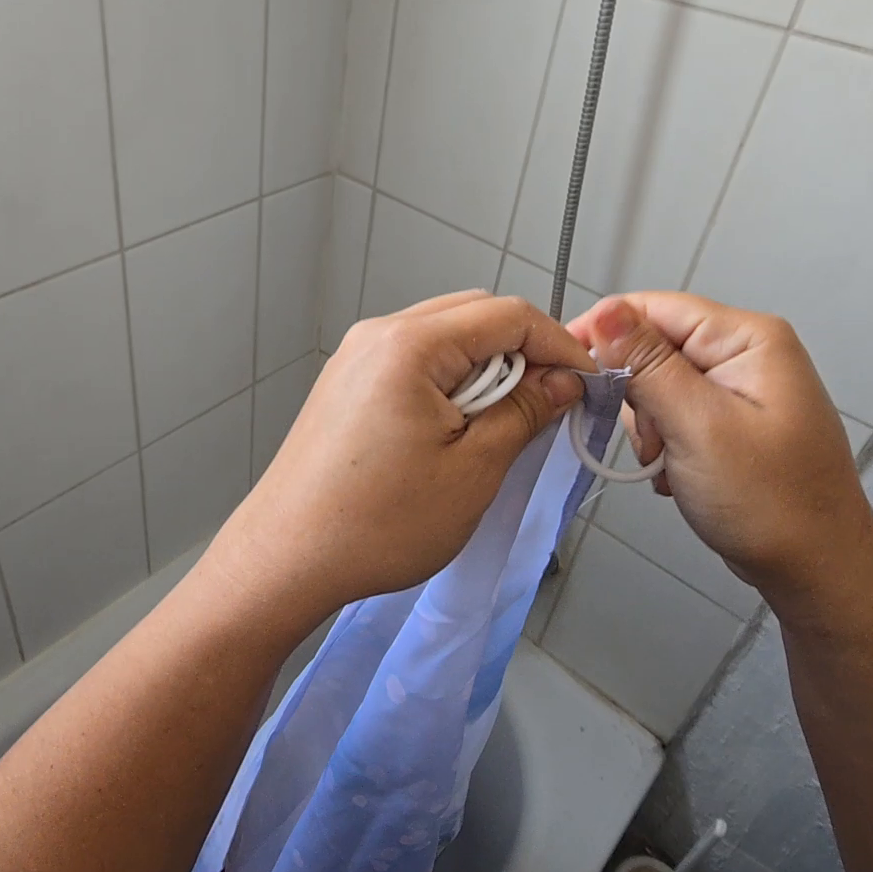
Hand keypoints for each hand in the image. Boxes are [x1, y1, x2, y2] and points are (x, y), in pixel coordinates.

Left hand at [209, 292, 596, 621]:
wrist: (286, 557)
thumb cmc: (379, 523)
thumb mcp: (472, 470)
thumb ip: (525, 412)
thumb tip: (563, 381)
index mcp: (410, 345)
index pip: (508, 315)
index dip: (559, 344)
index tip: (586, 384)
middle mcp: (377, 334)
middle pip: (473, 314)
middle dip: (522, 351)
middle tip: (549, 404)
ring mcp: (355, 356)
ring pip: (443, 335)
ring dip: (485, 367)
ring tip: (503, 422)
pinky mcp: (345, 382)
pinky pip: (412, 359)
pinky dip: (448, 379)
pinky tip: (456, 426)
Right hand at [567, 294, 872, 610]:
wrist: (817, 572)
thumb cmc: (765, 499)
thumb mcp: (697, 425)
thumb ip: (647, 364)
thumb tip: (604, 310)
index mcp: (746, 337)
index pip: (653, 308)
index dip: (604, 331)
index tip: (567, 367)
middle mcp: (744, 351)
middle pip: (652, 346)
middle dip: (634, 392)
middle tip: (649, 440)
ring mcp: (738, 387)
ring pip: (656, 383)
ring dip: (647, 424)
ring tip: (665, 462)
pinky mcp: (728, 419)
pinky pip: (671, 411)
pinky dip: (660, 440)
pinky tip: (672, 470)